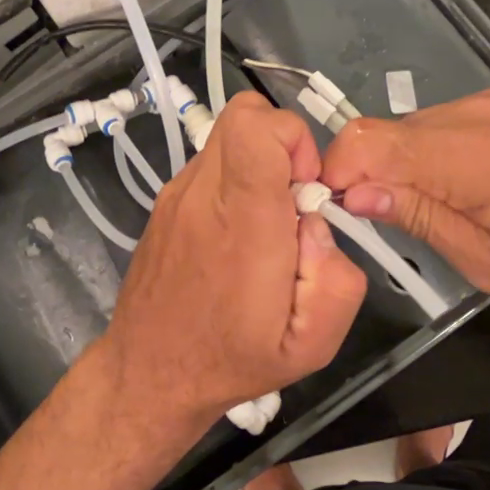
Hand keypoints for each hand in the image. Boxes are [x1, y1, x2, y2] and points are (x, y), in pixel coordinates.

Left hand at [99, 92, 367, 429]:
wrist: (150, 374)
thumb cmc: (233, 360)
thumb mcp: (313, 343)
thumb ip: (339, 278)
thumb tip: (316, 227)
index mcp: (242, 220)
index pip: (257, 126)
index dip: (294, 139)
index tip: (305, 188)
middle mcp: (202, 194)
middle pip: (241, 114)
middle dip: (282, 144)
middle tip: (291, 203)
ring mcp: (176, 195)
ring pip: (225, 139)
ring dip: (257, 168)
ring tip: (263, 229)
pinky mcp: (164, 205)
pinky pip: (209, 168)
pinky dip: (233, 186)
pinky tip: (234, 240)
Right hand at [320, 89, 489, 311]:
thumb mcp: (487, 262)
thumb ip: (418, 217)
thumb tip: (354, 194)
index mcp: (469, 155)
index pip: (367, 141)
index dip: (337, 173)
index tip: (341, 212)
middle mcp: (476, 113)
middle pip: (385, 132)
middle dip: (368, 173)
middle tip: (385, 222)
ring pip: (413, 126)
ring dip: (403, 164)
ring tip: (431, 208)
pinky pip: (445, 123)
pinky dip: (434, 152)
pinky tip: (461, 186)